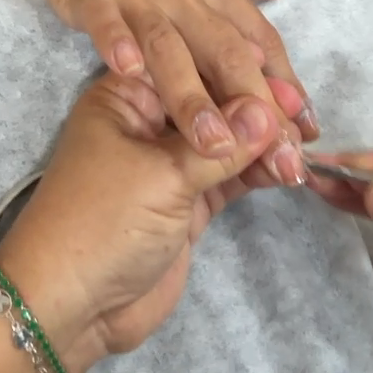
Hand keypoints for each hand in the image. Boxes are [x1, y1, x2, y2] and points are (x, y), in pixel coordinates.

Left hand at [0, 73, 279, 367]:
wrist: (70, 305)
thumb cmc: (102, 220)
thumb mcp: (161, 176)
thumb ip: (220, 148)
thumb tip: (271, 112)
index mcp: (126, 93)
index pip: (188, 68)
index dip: (236, 74)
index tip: (284, 85)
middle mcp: (148, 118)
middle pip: (211, 103)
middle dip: (256, 111)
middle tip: (303, 120)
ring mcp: (167, 160)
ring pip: (225, 140)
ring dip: (263, 145)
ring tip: (301, 151)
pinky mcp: (185, 198)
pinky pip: (228, 175)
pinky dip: (256, 172)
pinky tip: (287, 170)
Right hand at [1, 0, 315, 181]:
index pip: (258, 37)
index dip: (286, 86)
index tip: (306, 133)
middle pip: (226, 52)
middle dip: (257, 110)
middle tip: (280, 166)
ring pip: (171, 47)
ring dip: (194, 96)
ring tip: (213, 146)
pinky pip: (108, 19)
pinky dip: (118, 44)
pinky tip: (128, 73)